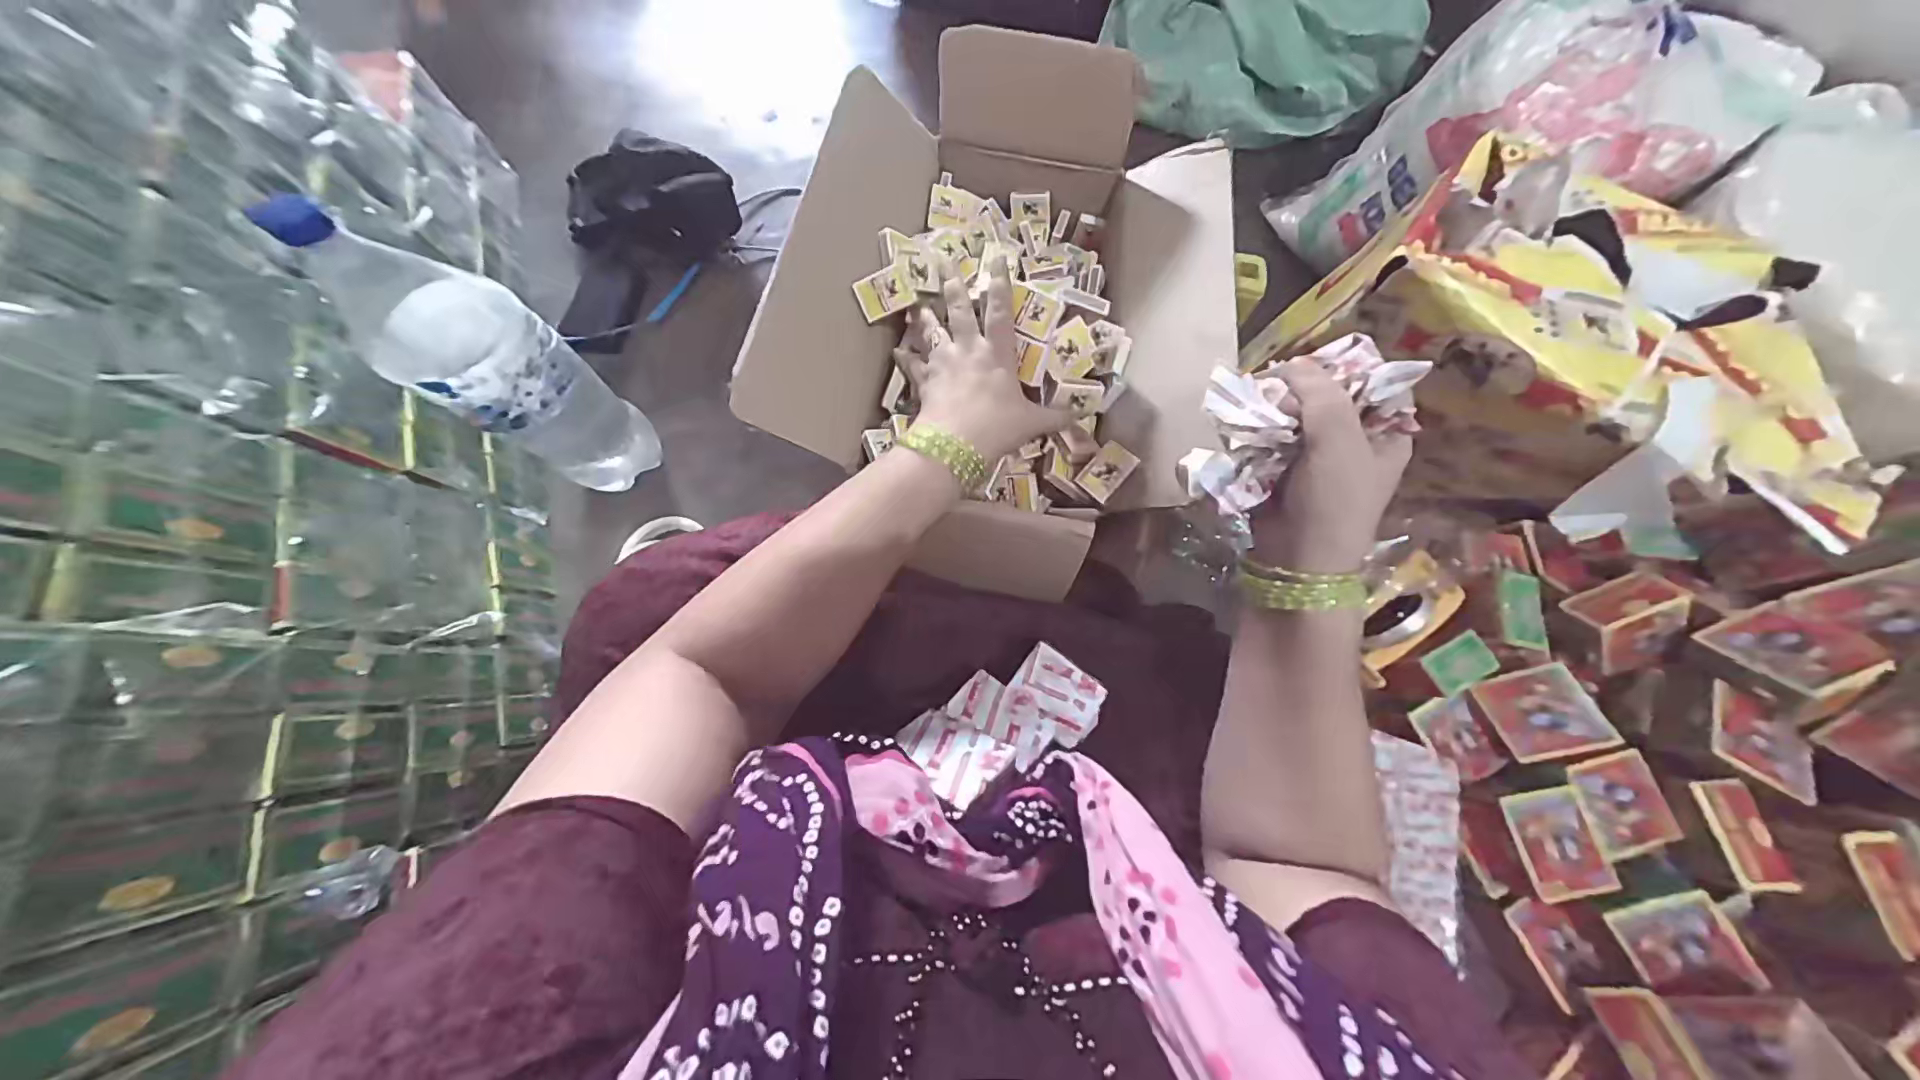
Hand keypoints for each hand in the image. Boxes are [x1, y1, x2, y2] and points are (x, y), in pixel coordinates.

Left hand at [895, 254, 1071, 461]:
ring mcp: (943, 363)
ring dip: (925, 318)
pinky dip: (906, 358)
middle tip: (945, 264)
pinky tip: (899, 351)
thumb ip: (1054, 417)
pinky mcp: (924, 380)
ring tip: (918, 305)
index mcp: (997, 354)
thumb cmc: (997, 427)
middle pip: (960, 311)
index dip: (1000, 283)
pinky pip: (913, 365)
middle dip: (954, 286)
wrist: (955, 445)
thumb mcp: (1031, 423)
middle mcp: (968, 350)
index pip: (1000, 311)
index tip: (997, 258)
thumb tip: (1080, 415)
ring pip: (932, 332)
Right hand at [1249, 358, 1412, 573]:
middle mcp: (1352, 440)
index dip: (1339, 370)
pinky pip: (1270, 440)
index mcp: (1384, 433)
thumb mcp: (1339, 440)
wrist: (1298, 560)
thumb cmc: (1334, 501)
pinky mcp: (1282, 470)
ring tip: (1256, 415)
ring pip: (1291, 417)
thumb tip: (1291, 365)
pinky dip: (1257, 435)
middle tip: (1274, 396)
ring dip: (1271, 414)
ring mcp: (1315, 457)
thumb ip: (1321, 394)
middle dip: (1295, 393)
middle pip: (1324, 396)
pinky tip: (1246, 433)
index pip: (1369, 382)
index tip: (1308, 370)